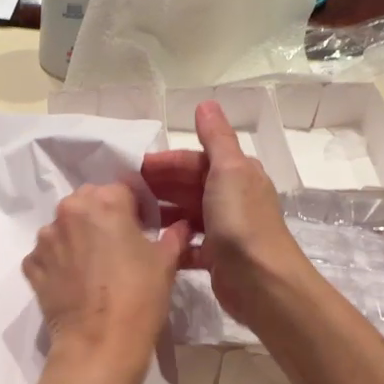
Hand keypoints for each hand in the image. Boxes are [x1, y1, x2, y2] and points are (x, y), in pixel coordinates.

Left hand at [23, 182, 190, 383]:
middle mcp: (69, 211)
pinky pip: (46, 255)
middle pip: (88, 203)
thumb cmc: (139, 297)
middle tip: (118, 246)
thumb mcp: (165, 263)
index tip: (143, 228)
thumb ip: (173, 236)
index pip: (122, 189)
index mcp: (104, 201)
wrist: (99, 343)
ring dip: (77, 238)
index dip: (135, 207)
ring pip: (63, 227)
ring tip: (94, 267)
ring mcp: (45, 239)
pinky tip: (73, 282)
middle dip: (102, 217)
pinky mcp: (32, 266)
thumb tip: (181, 226)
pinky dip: (58, 262)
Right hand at [140, 101, 307, 330]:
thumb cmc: (241, 221)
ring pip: (186, 214)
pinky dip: (171, 242)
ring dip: (161, 214)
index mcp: (237, 174)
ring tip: (130, 219)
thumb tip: (205, 103)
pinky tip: (150, 244)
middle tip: (123, 194)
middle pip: (188, 186)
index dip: (165, 162)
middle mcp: (232, 199)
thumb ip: (216, 138)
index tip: (132, 170)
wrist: (260, 280)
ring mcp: (224, 230)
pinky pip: (188, 245)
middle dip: (158, 186)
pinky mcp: (216, 258)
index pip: (194, 160)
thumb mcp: (228, 170)